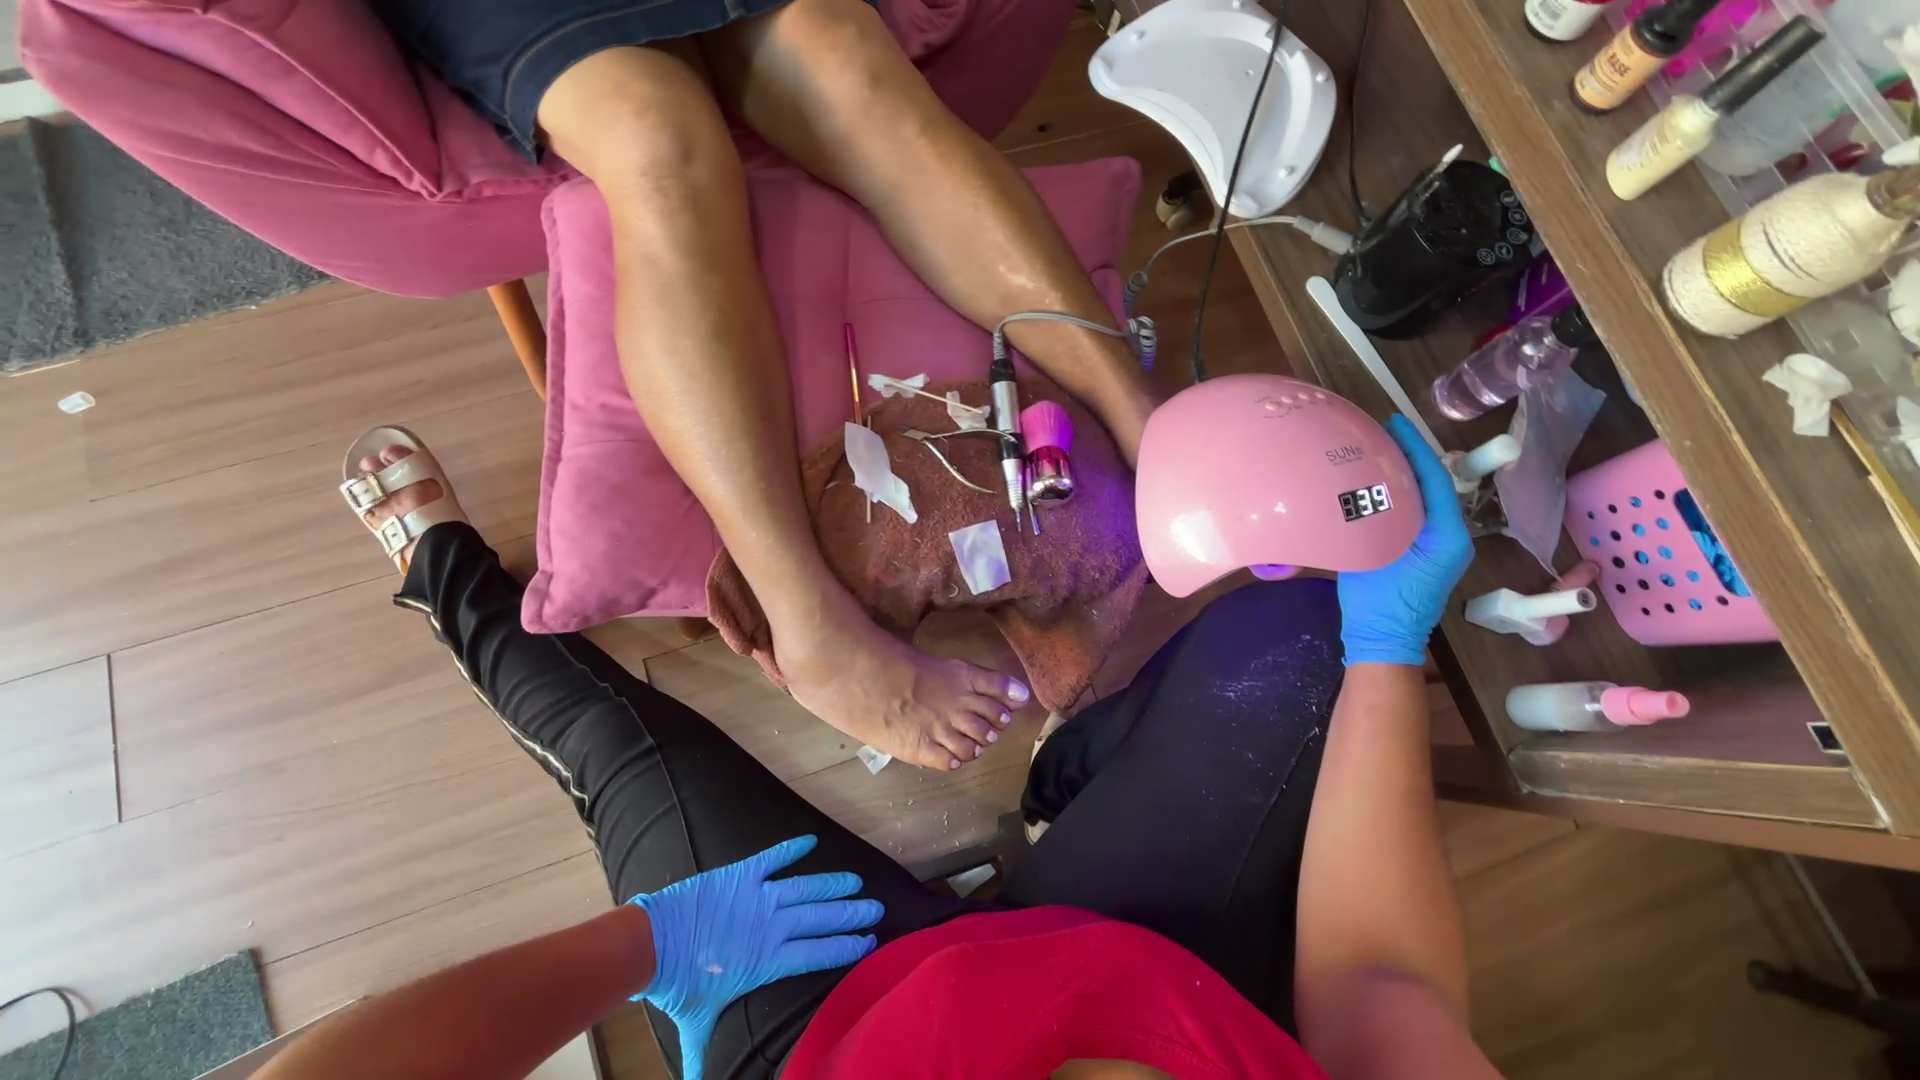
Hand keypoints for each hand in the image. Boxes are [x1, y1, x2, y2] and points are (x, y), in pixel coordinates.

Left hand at [632, 835, 882, 1079]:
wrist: (652, 945)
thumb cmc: (678, 986)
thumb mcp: (699, 1021)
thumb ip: (702, 1057)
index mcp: (768, 960)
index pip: (817, 952)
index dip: (845, 946)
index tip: (869, 941)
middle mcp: (771, 926)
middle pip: (820, 918)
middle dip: (850, 914)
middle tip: (875, 908)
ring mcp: (758, 898)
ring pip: (805, 887)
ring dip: (832, 884)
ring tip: (855, 881)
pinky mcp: (741, 876)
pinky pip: (772, 858)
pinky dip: (791, 848)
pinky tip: (811, 840)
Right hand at [1337, 414, 1473, 666]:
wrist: (1382, 641)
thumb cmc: (1379, 601)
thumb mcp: (1374, 553)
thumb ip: (1374, 517)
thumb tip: (1361, 483)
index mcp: (1446, 534)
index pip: (1435, 479)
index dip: (1415, 448)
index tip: (1394, 423)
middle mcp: (1451, 536)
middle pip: (1433, 485)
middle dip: (1409, 457)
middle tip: (1380, 433)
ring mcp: (1439, 546)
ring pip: (1424, 499)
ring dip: (1403, 475)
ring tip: (1376, 453)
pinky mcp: (1424, 554)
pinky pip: (1415, 514)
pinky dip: (1399, 495)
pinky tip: (1375, 486)